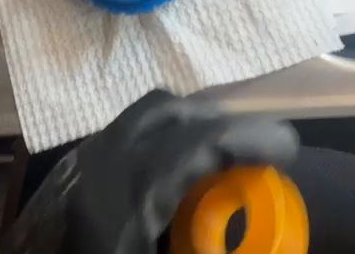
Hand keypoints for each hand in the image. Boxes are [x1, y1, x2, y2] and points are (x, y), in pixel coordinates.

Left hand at [1, 91, 298, 253]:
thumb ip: (206, 246)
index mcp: (120, 199)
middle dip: (217, 124)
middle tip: (260, 150)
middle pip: (162, 115)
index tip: (287, 145)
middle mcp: (95, 166)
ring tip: (225, 159)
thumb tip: (258, 233)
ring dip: (188, 129)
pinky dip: (160, 143)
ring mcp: (77, 166)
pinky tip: (179, 179)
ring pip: (138, 120)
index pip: (190, 144)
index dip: (243, 139)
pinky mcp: (68, 176)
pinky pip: (122, 138)